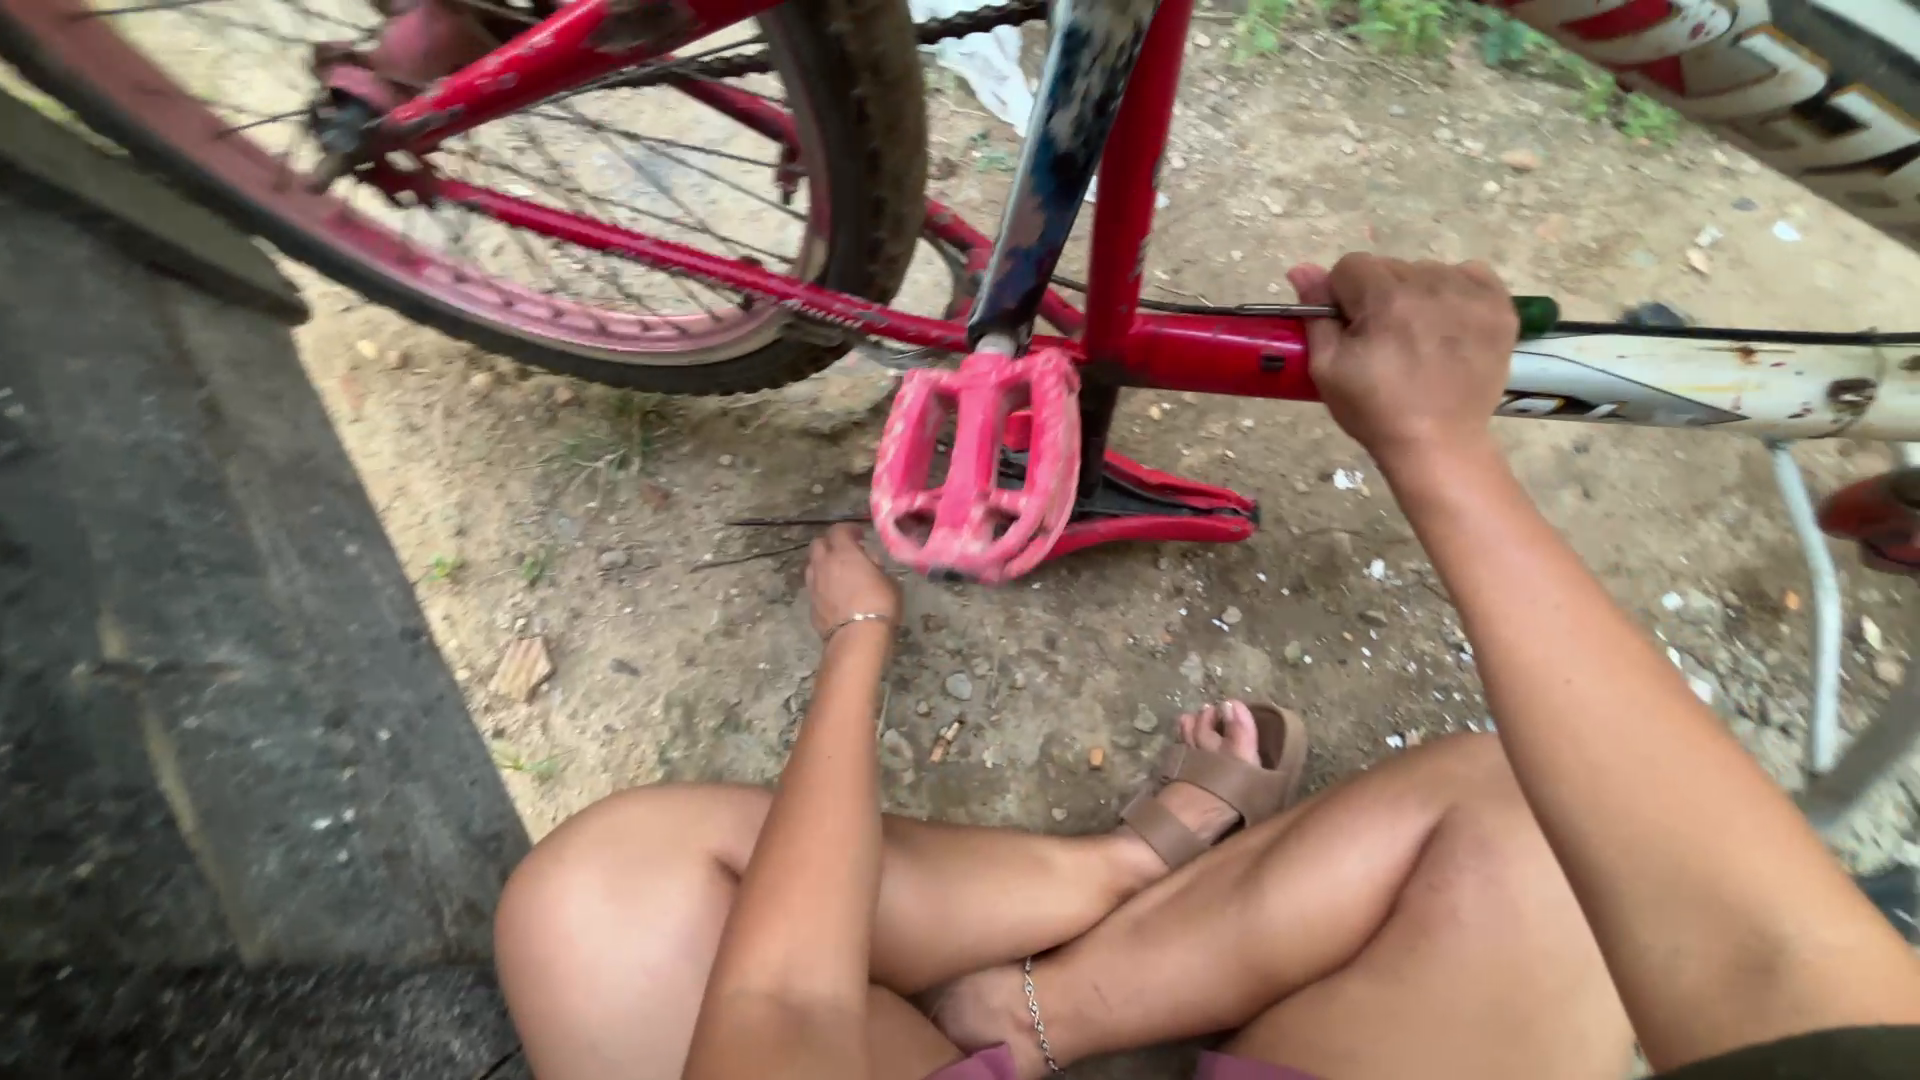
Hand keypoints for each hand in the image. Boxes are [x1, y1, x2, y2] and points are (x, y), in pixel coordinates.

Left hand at [805, 524, 901, 639]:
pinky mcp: (810, 603)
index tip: (859, 535)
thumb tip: (870, 564)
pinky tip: (834, 592)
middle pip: (818, 543)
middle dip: (831, 543)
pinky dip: (822, 583)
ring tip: (838, 572)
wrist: (857, 637)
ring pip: (812, 564)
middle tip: (845, 551)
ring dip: (823, 563)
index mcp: (844, 553)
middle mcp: (824, 564)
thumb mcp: (889, 581)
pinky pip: (813, 584)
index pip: (839, 530)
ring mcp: (814, 584)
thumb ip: (876, 568)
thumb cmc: (879, 604)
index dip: (848, 529)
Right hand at [1287, 255, 1516, 469]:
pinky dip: (1453, 293)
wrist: (1437, 442)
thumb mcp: (1327, 368)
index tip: (1347, 328)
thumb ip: (1315, 314)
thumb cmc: (1373, 409)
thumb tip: (1300, 269)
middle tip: (1379, 340)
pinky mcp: (1500, 307)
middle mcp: (1432, 284)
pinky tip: (1445, 325)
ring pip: (1427, 271)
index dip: (1340, 297)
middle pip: (1389, 267)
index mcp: (1386, 298)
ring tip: (1414, 336)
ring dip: (1413, 294)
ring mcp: (1472, 294)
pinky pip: (1469, 276)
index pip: (1351, 266)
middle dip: (1376, 295)